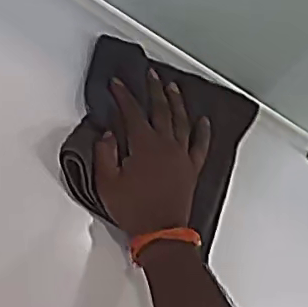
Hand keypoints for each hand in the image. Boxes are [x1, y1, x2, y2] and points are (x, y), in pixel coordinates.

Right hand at [95, 71, 209, 237]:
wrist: (161, 232)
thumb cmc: (133, 208)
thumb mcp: (107, 181)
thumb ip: (105, 154)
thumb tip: (108, 135)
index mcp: (144, 146)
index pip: (132, 112)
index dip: (123, 95)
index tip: (117, 84)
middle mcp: (166, 146)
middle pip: (161, 110)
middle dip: (154, 89)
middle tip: (150, 74)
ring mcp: (182, 156)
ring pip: (181, 121)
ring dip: (176, 102)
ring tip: (172, 87)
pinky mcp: (191, 168)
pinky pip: (200, 144)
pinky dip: (202, 130)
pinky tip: (203, 121)